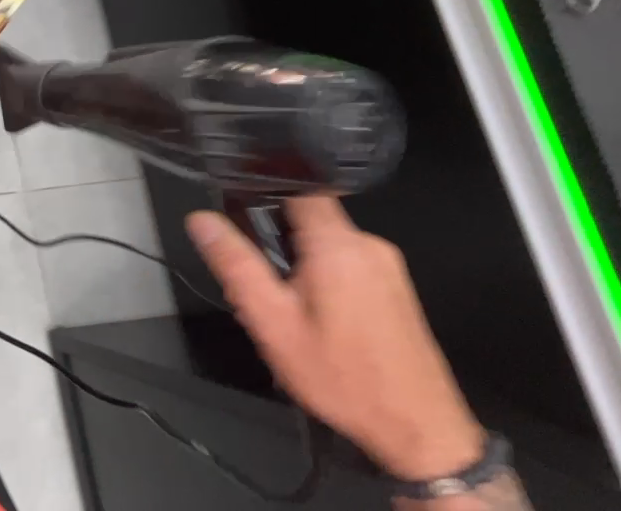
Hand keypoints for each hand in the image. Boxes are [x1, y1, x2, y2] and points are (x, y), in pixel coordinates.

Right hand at [187, 198, 484, 481]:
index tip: (236, 215)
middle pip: (306, 219)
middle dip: (273, 242)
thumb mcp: (271, 321)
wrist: (420, 434)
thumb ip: (235, 263)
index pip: (298, 186)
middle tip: (258, 285)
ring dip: (295, 265)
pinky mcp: (396, 290)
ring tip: (285, 310)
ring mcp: (389, 269)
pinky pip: (345, 264)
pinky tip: (314, 320)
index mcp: (339, 246)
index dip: (261, 190)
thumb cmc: (342, 377)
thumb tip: (201, 219)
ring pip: (323, 244)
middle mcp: (370, 247)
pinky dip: (320, 279)